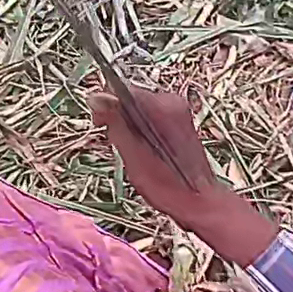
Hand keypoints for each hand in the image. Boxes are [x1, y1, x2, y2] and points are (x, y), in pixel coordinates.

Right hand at [89, 87, 225, 227]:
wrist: (198, 200)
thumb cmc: (165, 183)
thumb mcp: (131, 152)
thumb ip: (114, 121)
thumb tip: (94, 96)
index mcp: (162, 106)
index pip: (121, 91)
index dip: (106, 106)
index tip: (100, 124)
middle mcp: (172, 102)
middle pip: (130, 98)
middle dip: (117, 117)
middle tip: (117, 143)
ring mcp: (178, 109)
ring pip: (138, 107)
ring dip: (128, 125)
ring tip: (132, 150)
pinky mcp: (179, 119)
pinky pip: (149, 115)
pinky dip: (140, 128)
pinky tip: (143, 148)